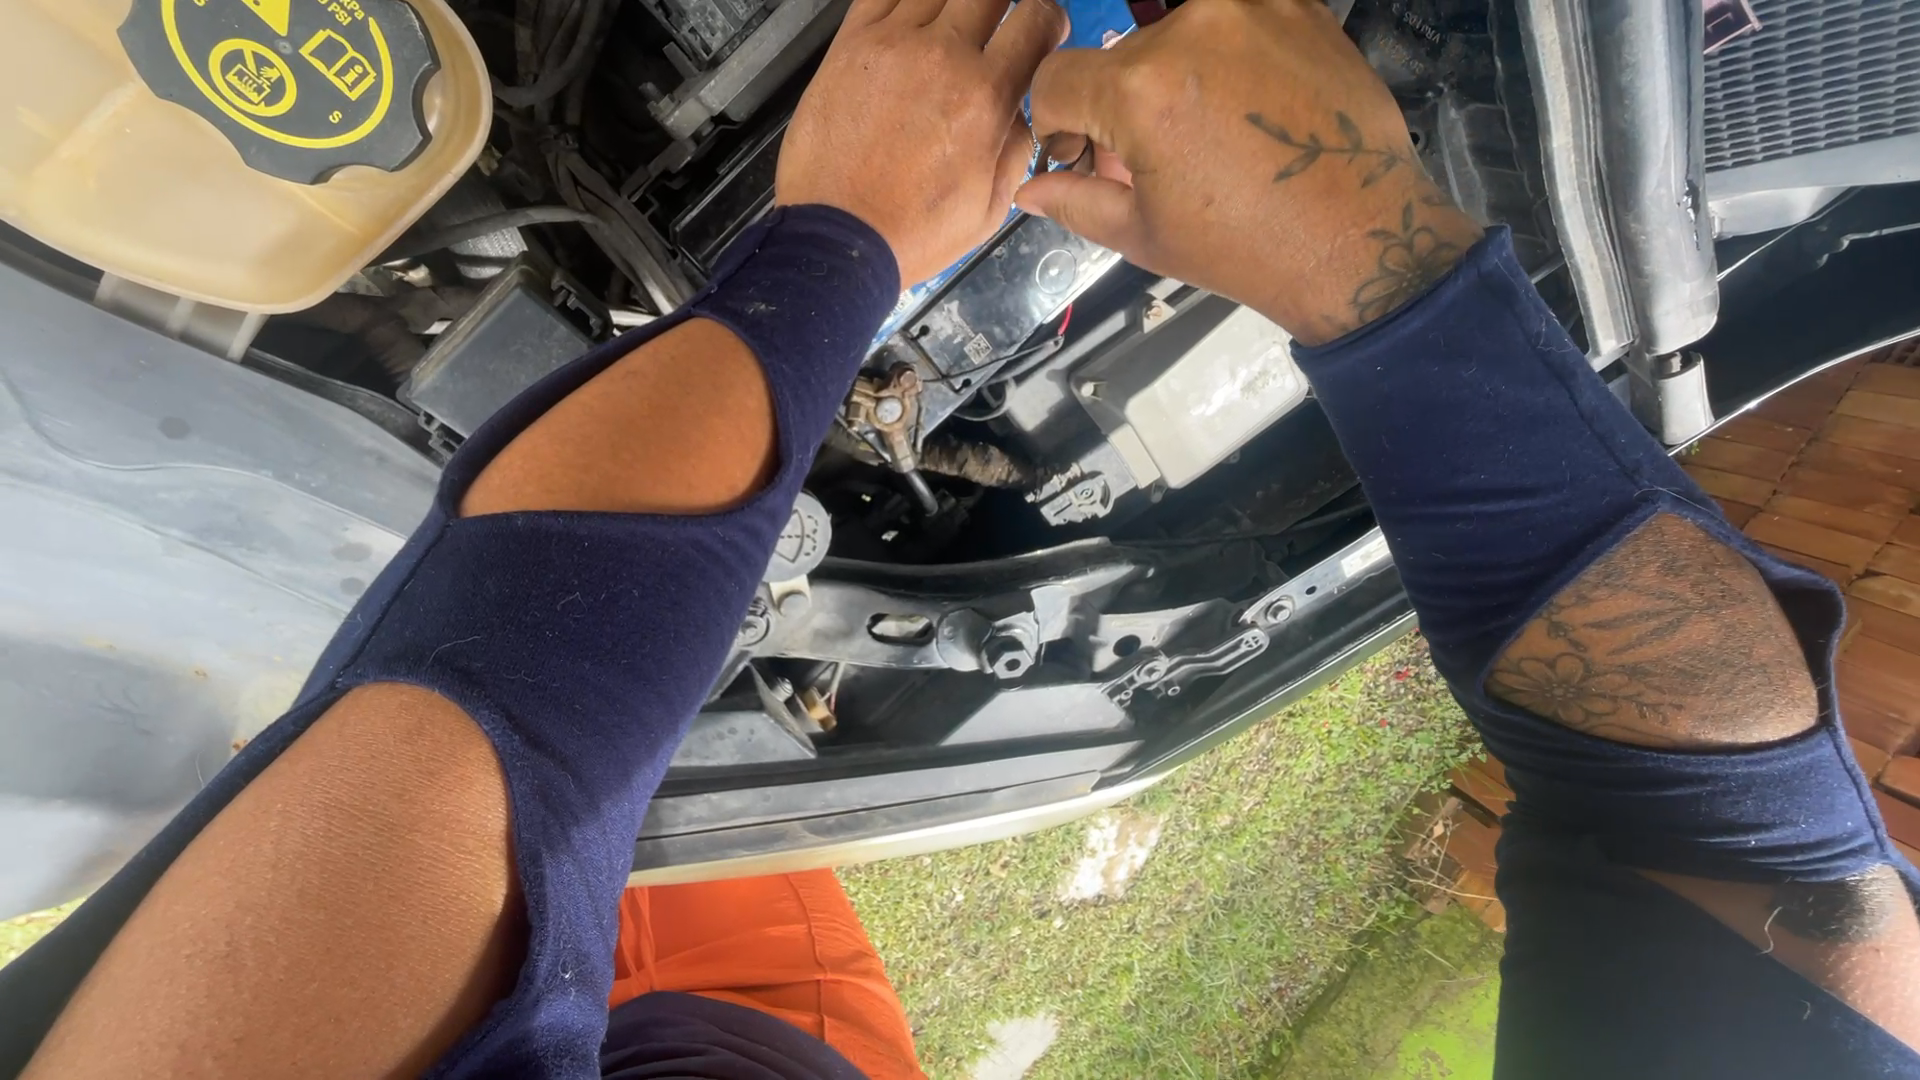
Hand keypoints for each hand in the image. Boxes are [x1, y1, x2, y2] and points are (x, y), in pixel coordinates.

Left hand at [777, 0, 1067, 286]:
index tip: (1042, 30)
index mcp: (985, 97)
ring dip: (955, 4)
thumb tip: (1019, 113)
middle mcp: (943, 56)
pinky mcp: (850, 45)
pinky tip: (914, 17)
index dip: (1047, 19)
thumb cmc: (912, 234)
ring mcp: (892, 43)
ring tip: (952, 29)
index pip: (1035, 20)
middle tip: (996, 28)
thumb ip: (1015, 149)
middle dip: (1003, 5)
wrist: (842, 240)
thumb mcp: (990, 210)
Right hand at [1016, 0, 1483, 343]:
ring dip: (1165, 82)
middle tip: (1144, 162)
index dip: (1053, 125)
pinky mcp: (1296, 4)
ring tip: (1199, 139)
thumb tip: (1031, 190)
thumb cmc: (1241, 248)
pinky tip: (1239, 113)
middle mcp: (1192, 26)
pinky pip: (1228, 23)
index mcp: (1141, 91)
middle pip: (1116, 60)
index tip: (1077, 154)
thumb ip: (1073, 202)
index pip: (1056, 80)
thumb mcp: (1140, 235)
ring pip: (1171, 37)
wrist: (1351, 236)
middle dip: (1114, 110)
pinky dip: (1217, 61)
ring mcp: (1251, 6)